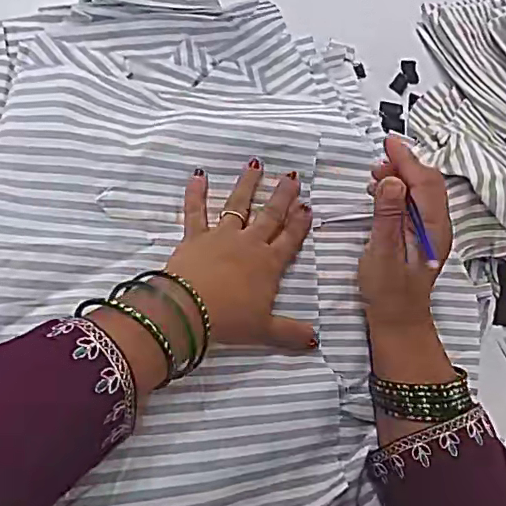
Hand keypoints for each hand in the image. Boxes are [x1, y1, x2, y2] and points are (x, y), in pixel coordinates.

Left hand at [167, 159, 317, 349]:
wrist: (189, 310)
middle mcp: (249, 244)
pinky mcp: (194, 237)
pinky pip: (195, 210)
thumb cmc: (230, 320)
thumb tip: (315, 341)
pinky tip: (198, 174)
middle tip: (292, 177)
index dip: (300, 223)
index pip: (290, 239)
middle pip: (270, 215)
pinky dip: (196, 192)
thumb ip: (290, 333)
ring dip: (248, 184)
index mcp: (269, 264)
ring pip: (238, 204)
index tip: (307, 207)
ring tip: (256, 165)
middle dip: (283, 196)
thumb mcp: (264, 330)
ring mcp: (221, 237)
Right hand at [359, 136, 452, 332]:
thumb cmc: (389, 294)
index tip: (390, 144)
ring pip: (421, 192)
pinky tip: (382, 193)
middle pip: (427, 183)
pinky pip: (414, 204)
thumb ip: (388, 215)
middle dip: (404, 166)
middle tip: (378, 161)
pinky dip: (399, 192)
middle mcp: (438, 227)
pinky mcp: (420, 235)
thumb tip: (392, 181)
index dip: (407, 159)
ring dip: (401, 178)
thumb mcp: (382, 252)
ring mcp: (431, 231)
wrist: (397, 320)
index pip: (425, 182)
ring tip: (376, 175)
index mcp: (434, 229)